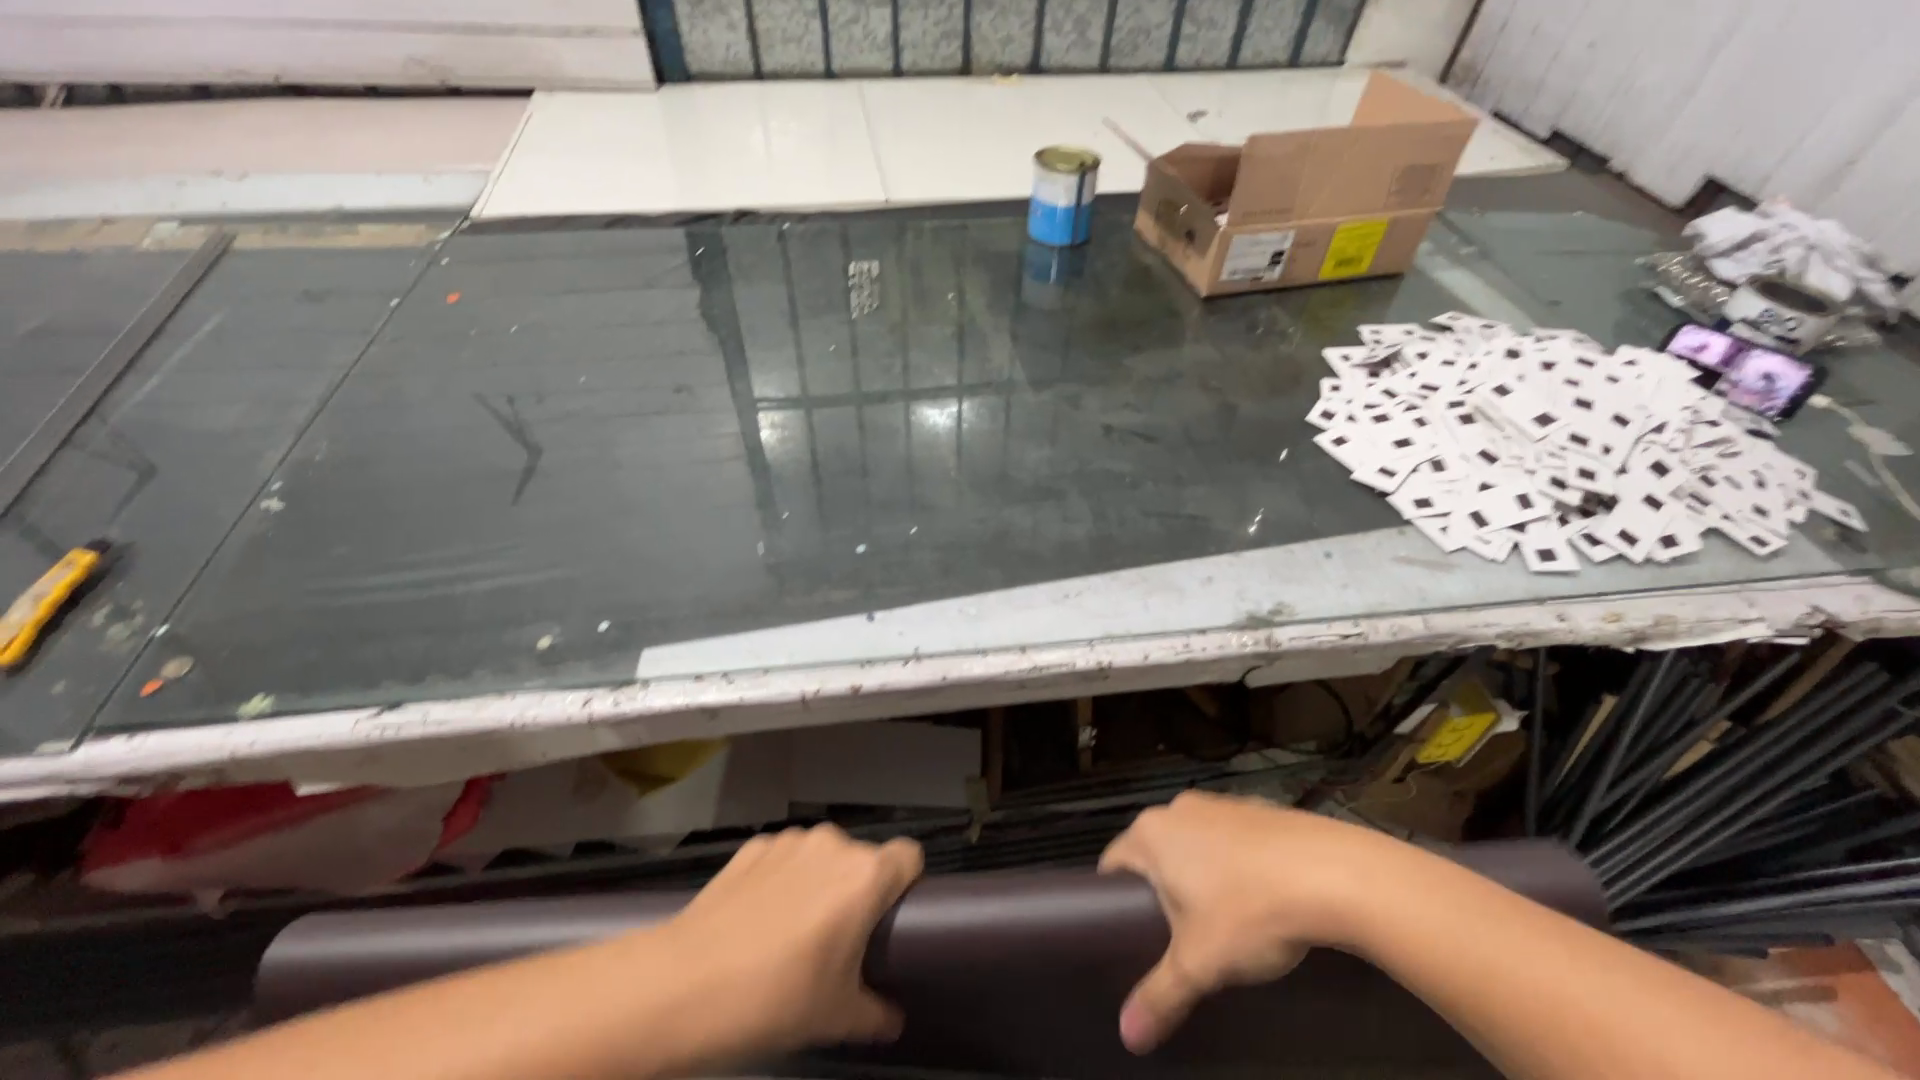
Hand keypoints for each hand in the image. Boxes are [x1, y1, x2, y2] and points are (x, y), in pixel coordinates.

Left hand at [660, 825, 923, 1062]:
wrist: (680, 986)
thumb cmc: (775, 998)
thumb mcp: (837, 1018)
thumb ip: (877, 1013)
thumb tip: (892, 1019)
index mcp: (865, 876)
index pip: (909, 857)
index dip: (905, 885)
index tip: (889, 922)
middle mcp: (832, 845)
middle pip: (863, 859)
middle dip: (858, 891)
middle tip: (839, 941)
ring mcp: (787, 842)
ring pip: (821, 856)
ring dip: (818, 882)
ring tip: (793, 930)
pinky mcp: (749, 847)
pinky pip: (783, 859)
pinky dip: (781, 880)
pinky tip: (758, 919)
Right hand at [1098, 791, 1413, 1053]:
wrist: (1339, 875)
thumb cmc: (1252, 912)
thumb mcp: (1200, 964)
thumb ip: (1160, 996)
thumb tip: (1129, 1038)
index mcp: (1150, 833)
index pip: (1112, 865)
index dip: (1114, 902)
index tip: (1131, 935)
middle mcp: (1179, 808)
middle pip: (1155, 854)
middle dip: (1163, 891)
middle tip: (1178, 935)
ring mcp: (1223, 803)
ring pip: (1196, 845)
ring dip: (1202, 876)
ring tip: (1225, 920)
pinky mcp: (1261, 809)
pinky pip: (1233, 840)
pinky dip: (1239, 864)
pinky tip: (1264, 897)